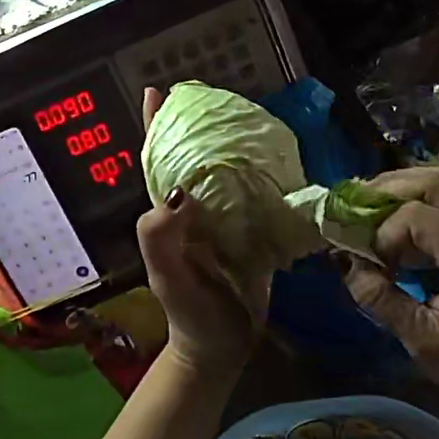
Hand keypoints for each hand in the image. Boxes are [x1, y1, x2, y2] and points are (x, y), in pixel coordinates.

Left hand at [135, 88, 265, 374]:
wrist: (223, 348)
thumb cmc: (191, 313)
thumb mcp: (167, 277)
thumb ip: (160, 237)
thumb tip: (179, 189)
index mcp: (168, 215)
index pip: (157, 161)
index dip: (156, 127)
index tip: (157, 90)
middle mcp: (194, 211)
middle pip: (195, 159)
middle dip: (202, 126)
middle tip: (220, 95)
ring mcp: (223, 221)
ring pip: (226, 174)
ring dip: (235, 146)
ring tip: (253, 117)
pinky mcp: (250, 234)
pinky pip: (256, 197)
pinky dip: (265, 177)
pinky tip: (282, 161)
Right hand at [342, 165, 438, 413]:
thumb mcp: (427, 347)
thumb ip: (385, 302)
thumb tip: (349, 266)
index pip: (418, 217)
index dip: (383, 233)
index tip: (369, 264)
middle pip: (438, 182)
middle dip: (389, 190)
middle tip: (355, 211)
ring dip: (406, 187)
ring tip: (372, 208)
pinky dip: (421, 199)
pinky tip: (398, 221)